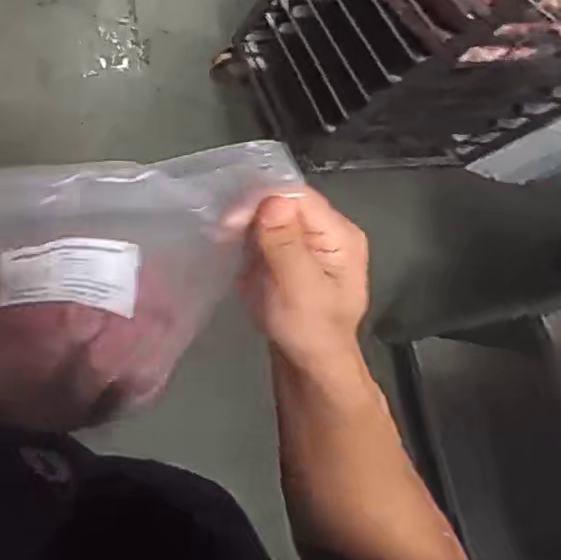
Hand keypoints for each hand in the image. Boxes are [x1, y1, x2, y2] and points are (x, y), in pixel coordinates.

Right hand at [239, 188, 369, 373]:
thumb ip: (286, 244)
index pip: (298, 195)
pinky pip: (259, 228)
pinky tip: (228, 245)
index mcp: (338, 234)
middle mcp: (323, 230)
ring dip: (241, 223)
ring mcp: (303, 239)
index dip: (262, 200)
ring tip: (222, 240)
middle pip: (280, 199)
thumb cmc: (311, 331)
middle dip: (248, 211)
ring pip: (265, 212)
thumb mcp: (300, 288)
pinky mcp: (283, 250)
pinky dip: (241, 234)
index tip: (231, 220)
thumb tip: (273, 200)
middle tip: (221, 232)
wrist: (308, 363)